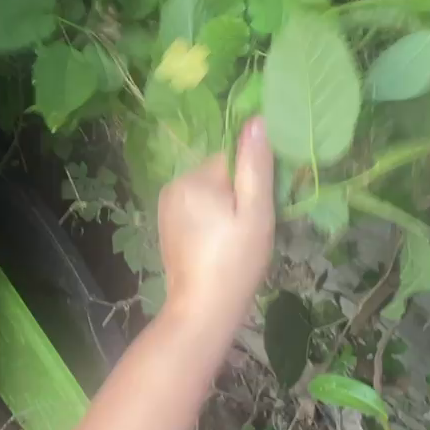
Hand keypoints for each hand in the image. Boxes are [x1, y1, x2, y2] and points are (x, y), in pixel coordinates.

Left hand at [157, 117, 275, 331]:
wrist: (202, 309)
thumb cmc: (235, 262)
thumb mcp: (255, 213)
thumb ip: (256, 166)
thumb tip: (257, 120)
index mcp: (195, 178)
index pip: (232, 157)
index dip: (253, 177)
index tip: (263, 205)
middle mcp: (175, 185)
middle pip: (220, 174)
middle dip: (238, 194)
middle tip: (251, 228)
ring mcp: (166, 206)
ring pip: (209, 192)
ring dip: (225, 207)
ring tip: (236, 240)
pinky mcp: (166, 224)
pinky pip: (196, 208)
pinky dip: (211, 220)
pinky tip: (220, 245)